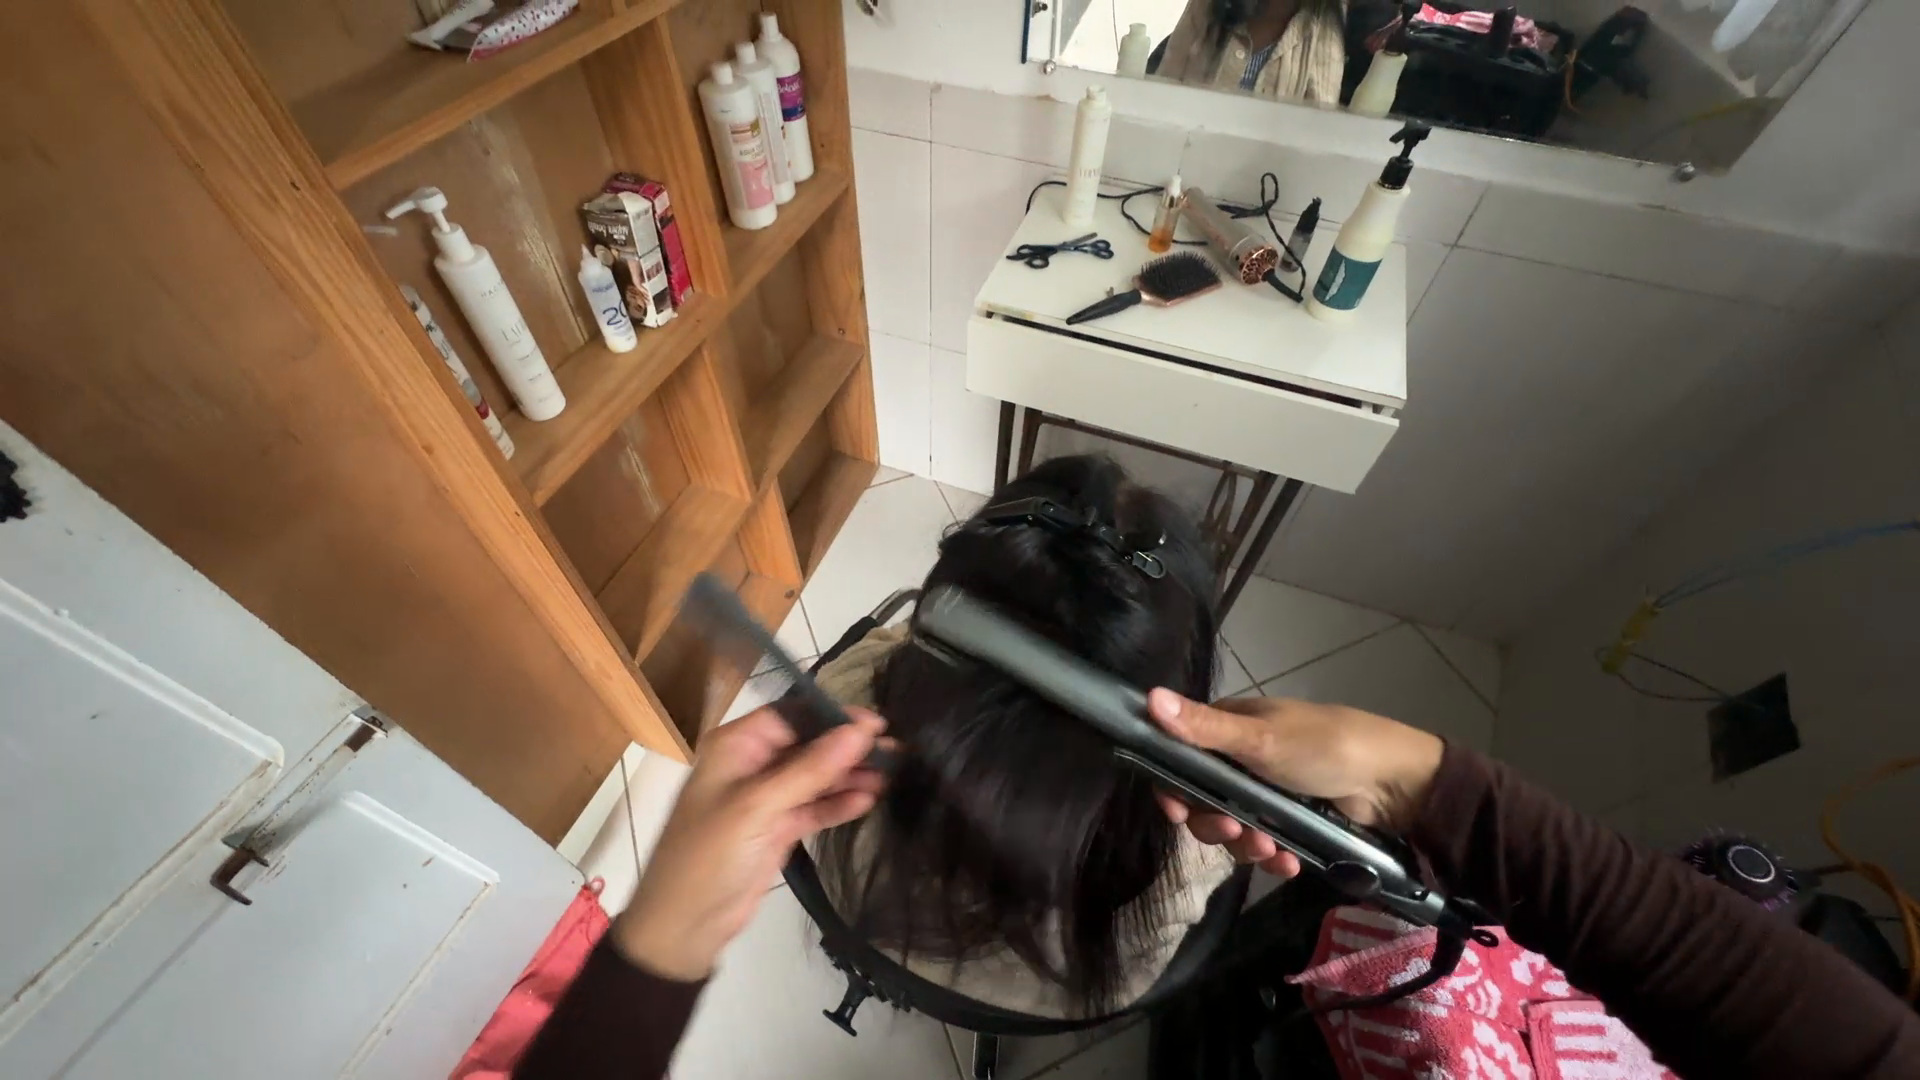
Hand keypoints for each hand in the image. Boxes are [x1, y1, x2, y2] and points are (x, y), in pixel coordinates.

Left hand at [611, 706, 886, 980]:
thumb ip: (812, 768)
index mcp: (736, 746)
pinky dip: (840, 803)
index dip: (833, 716)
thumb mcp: (759, 806)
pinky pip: (816, 806)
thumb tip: (860, 731)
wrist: (683, 929)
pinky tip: (868, 799)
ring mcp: (767, 798)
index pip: (792, 715)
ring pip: (817, 775)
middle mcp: (753, 764)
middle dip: (848, 747)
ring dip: (850, 775)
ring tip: (891, 774)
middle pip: (810, 744)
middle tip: (893, 749)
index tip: (874, 722)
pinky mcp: (779, 827)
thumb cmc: (709, 855)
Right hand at [1146, 689, 1443, 877]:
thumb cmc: (1322, 747)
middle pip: (1203, 799)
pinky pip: (1265, 845)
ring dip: (1245, 845)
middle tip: (1234, 833)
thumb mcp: (1259, 737)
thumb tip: (1147, 697)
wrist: (1398, 784)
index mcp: (1230, 728)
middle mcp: (1242, 758)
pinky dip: (1272, 857)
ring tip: (1270, 852)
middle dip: (1214, 823)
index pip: (1180, 757)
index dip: (1173, 786)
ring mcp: (1268, 791)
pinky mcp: (1293, 820)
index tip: (1176, 811)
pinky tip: (1287, 864)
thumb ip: (1203, 727)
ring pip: (1233, 827)